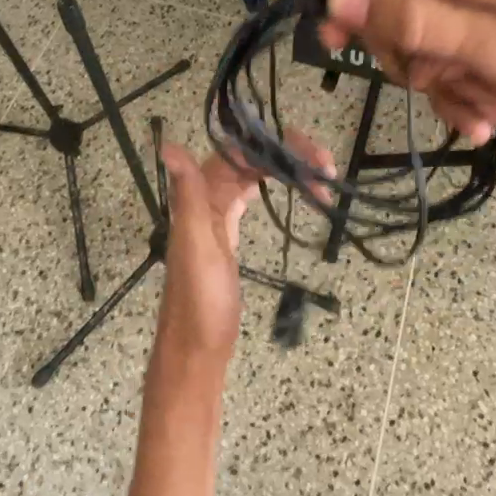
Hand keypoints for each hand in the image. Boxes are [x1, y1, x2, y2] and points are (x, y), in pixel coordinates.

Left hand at [155, 135, 334, 359]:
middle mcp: (205, 197)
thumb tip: (168, 145)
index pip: (240, 152)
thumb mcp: (196, 244)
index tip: (313, 156)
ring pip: (253, 175)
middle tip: (328, 167)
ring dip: (286, 170)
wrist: (196, 349)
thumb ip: (188, 194)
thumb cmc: (200, 301)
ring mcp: (217, 214)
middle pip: (250, 158)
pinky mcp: (227, 232)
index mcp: (199, 195)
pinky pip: (251, 194)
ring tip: (324, 179)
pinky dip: (274, 187)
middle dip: (288, 155)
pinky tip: (293, 187)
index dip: (275, 146)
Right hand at [307, 0, 495, 143]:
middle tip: (439, 88)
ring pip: (417, 28)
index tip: (336, 45)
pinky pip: (451, 37)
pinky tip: (492, 109)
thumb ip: (409, 17)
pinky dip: (462, 75)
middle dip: (402, 55)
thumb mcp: (486, 44)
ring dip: (439, 78)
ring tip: (484, 112)